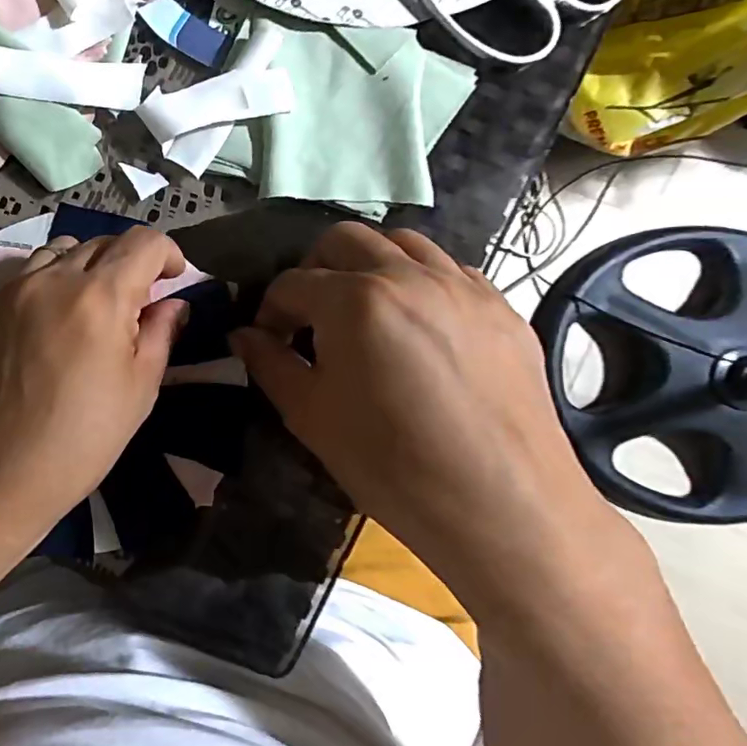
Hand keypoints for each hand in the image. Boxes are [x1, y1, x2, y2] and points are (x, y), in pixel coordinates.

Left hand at [0, 228, 189, 559]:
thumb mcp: (139, 389)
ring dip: (84, 267)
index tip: (172, 279)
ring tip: (91, 306)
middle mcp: (51, 280)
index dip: (168, 254)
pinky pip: (25, 278)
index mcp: (98, 296)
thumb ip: (160, 333)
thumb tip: (172, 302)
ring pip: (58, 253)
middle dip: (127, 262)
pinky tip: (51, 324)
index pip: (142, 242)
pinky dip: (48, 284)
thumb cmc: (82, 438)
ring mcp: (11, 292)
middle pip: (99, 243)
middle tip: (135, 301)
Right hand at [230, 223, 634, 618]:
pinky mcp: (503, 310)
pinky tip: (411, 326)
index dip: (268, 311)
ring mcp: (465, 289)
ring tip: (359, 313)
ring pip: (403, 242)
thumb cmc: (388, 460)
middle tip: (307, 316)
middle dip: (313, 270)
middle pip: (344, 240)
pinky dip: (417, 280)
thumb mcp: (307, 412)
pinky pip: (450, 269)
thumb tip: (243, 336)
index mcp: (354, 301)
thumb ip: (268, 362)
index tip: (268, 343)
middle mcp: (410, 277)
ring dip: (367, 265)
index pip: (290, 283)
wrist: (502, 505)